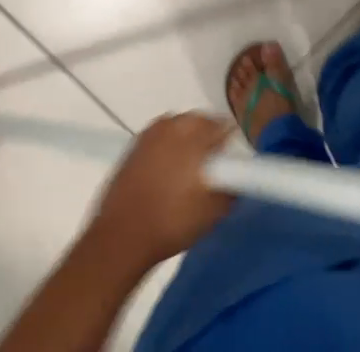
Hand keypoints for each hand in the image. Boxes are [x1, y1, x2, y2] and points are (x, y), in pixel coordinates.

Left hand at [87, 113, 233, 270]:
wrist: (120, 240)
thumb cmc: (172, 223)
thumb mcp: (215, 211)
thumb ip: (234, 186)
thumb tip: (239, 175)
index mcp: (194, 138)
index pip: (223, 126)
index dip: (230, 141)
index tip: (231, 159)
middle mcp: (171, 129)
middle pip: (199, 120)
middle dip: (208, 134)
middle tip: (211, 161)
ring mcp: (148, 137)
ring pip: (176, 125)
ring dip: (185, 136)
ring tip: (187, 163)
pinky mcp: (131, 149)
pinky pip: (156, 136)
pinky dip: (165, 145)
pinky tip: (165, 168)